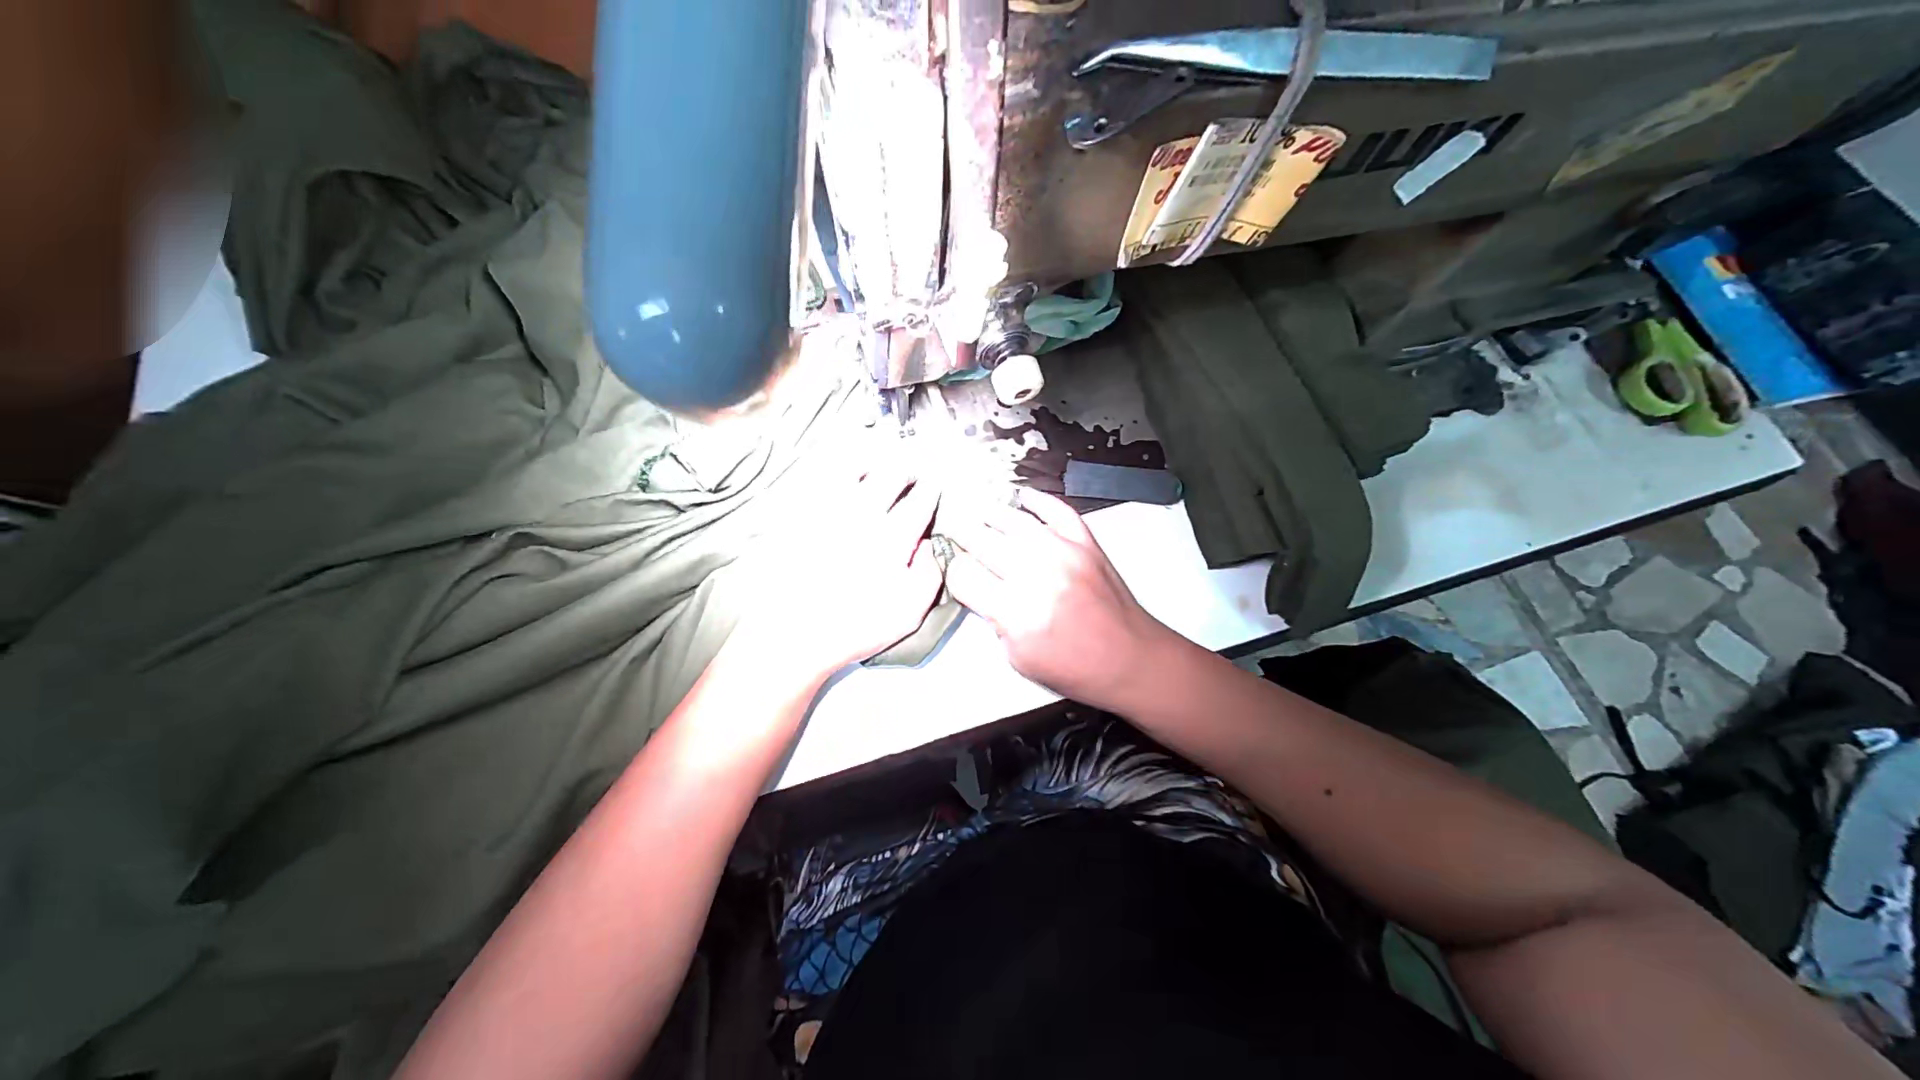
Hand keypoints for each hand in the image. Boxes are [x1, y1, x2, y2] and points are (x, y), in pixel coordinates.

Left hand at [732, 462, 943, 681]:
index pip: (921, 499)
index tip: (936, 483)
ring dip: (875, 462)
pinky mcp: (799, 511)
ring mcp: (828, 508)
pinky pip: (822, 476)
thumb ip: (929, 575)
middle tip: (913, 470)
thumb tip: (930, 547)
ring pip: (857, 466)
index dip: (932, 488)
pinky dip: (839, 466)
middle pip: (892, 473)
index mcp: (893, 536)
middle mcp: (863, 513)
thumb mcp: (908, 612)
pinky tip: (843, 471)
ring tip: (881, 464)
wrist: (790, 633)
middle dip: (908, 468)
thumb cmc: (853, 626)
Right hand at [942, 488, 1176, 711]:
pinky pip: (1055, 510)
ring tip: (973, 510)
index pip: (964, 575)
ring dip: (987, 512)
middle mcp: (1037, 576)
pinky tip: (1019, 497)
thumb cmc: (1076, 668)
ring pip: (1012, 519)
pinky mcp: (1085, 543)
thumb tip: (976, 585)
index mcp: (1016, 612)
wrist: (1130, 660)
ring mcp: (1063, 553)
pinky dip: (1036, 500)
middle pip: (981, 540)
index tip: (947, 563)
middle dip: (960, 534)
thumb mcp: (1018, 657)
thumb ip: (993, 618)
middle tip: (950, 528)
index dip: (950, 568)